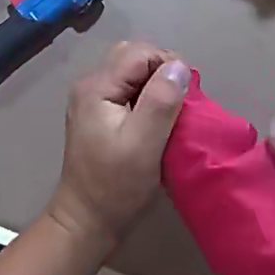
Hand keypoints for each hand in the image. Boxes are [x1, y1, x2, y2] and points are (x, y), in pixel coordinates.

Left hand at [46, 41, 190, 249]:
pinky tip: (158, 118)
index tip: (188, 95)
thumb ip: (161, 100)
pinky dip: (147, 96)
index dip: (168, 65)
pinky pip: (127, 89)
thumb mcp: (144, 143)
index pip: (139, 53)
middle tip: (182, 100)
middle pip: (132, 57)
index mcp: (97, 86)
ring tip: (173, 110)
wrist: (86, 220)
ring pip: (131, 72)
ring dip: (156, 84)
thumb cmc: (116, 185)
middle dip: (162, 71)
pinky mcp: (98, 114)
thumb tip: (179, 65)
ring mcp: (92, 99)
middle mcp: (90, 85)